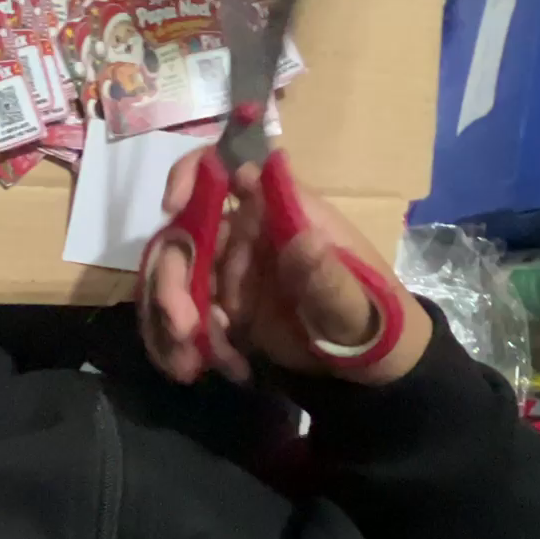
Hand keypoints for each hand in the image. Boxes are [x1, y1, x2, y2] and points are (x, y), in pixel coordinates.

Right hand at [140, 145, 430, 387]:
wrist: (367, 363)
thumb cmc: (369, 318)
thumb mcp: (352, 304)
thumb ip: (326, 277)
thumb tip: (302, 238)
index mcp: (280, 213)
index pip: (227, 171)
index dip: (190, 177)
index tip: (173, 210)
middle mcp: (245, 233)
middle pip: (184, 236)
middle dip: (172, 282)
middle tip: (183, 329)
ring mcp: (226, 270)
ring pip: (174, 279)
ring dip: (170, 322)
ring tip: (190, 364)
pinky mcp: (217, 305)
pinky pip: (179, 314)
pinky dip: (178, 342)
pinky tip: (201, 367)